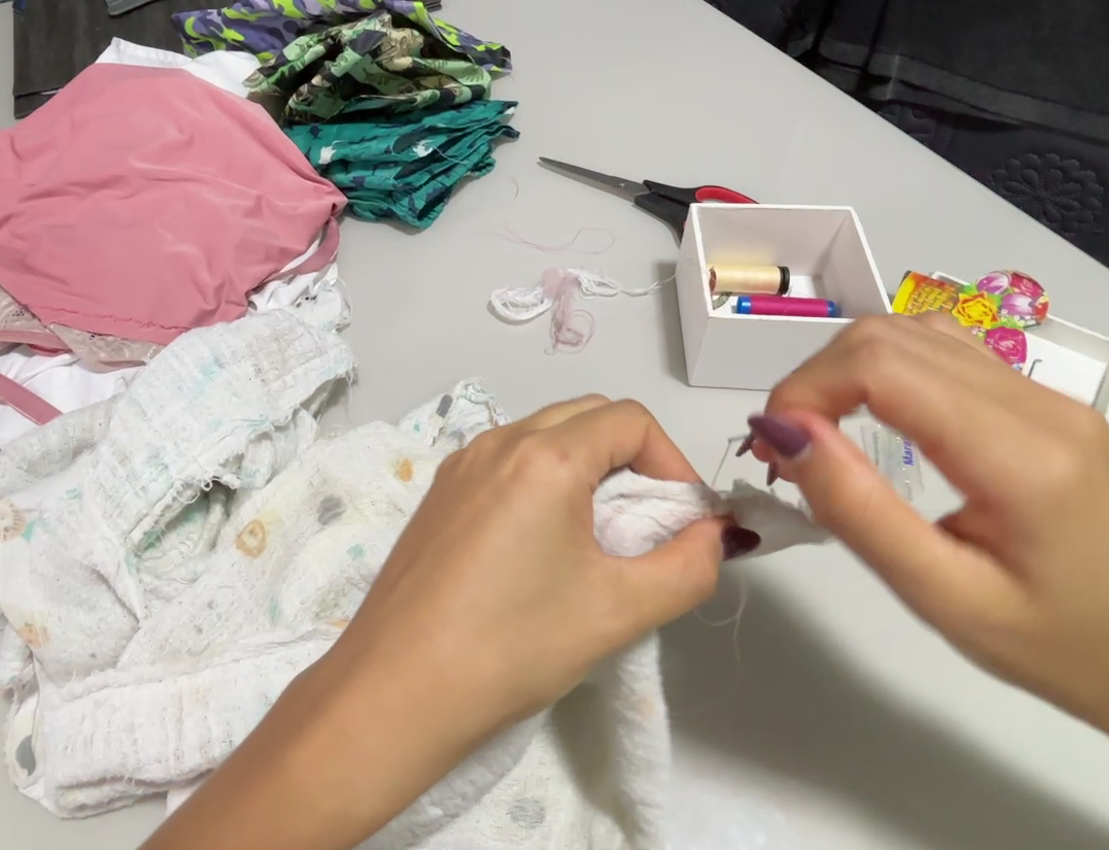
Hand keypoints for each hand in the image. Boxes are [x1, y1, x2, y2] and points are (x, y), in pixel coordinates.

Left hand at [338, 395, 728, 736]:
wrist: (394, 691)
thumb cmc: (511, 646)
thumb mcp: (618, 611)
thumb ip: (687, 566)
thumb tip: (714, 533)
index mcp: (543, 456)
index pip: (630, 419)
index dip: (672, 462)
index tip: (682, 520)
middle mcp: (498, 442)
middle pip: (587, 416)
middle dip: (633, 458)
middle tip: (647, 525)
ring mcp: (461, 466)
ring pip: (544, 436)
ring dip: (587, 468)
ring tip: (598, 538)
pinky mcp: (439, 495)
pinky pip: (508, 463)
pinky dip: (544, 482)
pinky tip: (542, 546)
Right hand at [745, 313, 1108, 739]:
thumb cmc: (1050, 648)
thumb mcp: (939, 597)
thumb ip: (855, 507)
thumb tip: (782, 431)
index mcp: (1021, 456)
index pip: (883, 366)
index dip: (806, 388)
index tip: (772, 448)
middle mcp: (1039, 404)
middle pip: (889, 337)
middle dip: (813, 380)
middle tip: (785, 448)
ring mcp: (1045, 394)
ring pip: (910, 331)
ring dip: (842, 368)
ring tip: (818, 431)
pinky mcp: (1040, 399)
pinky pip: (940, 348)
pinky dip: (880, 365)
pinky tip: (868, 411)